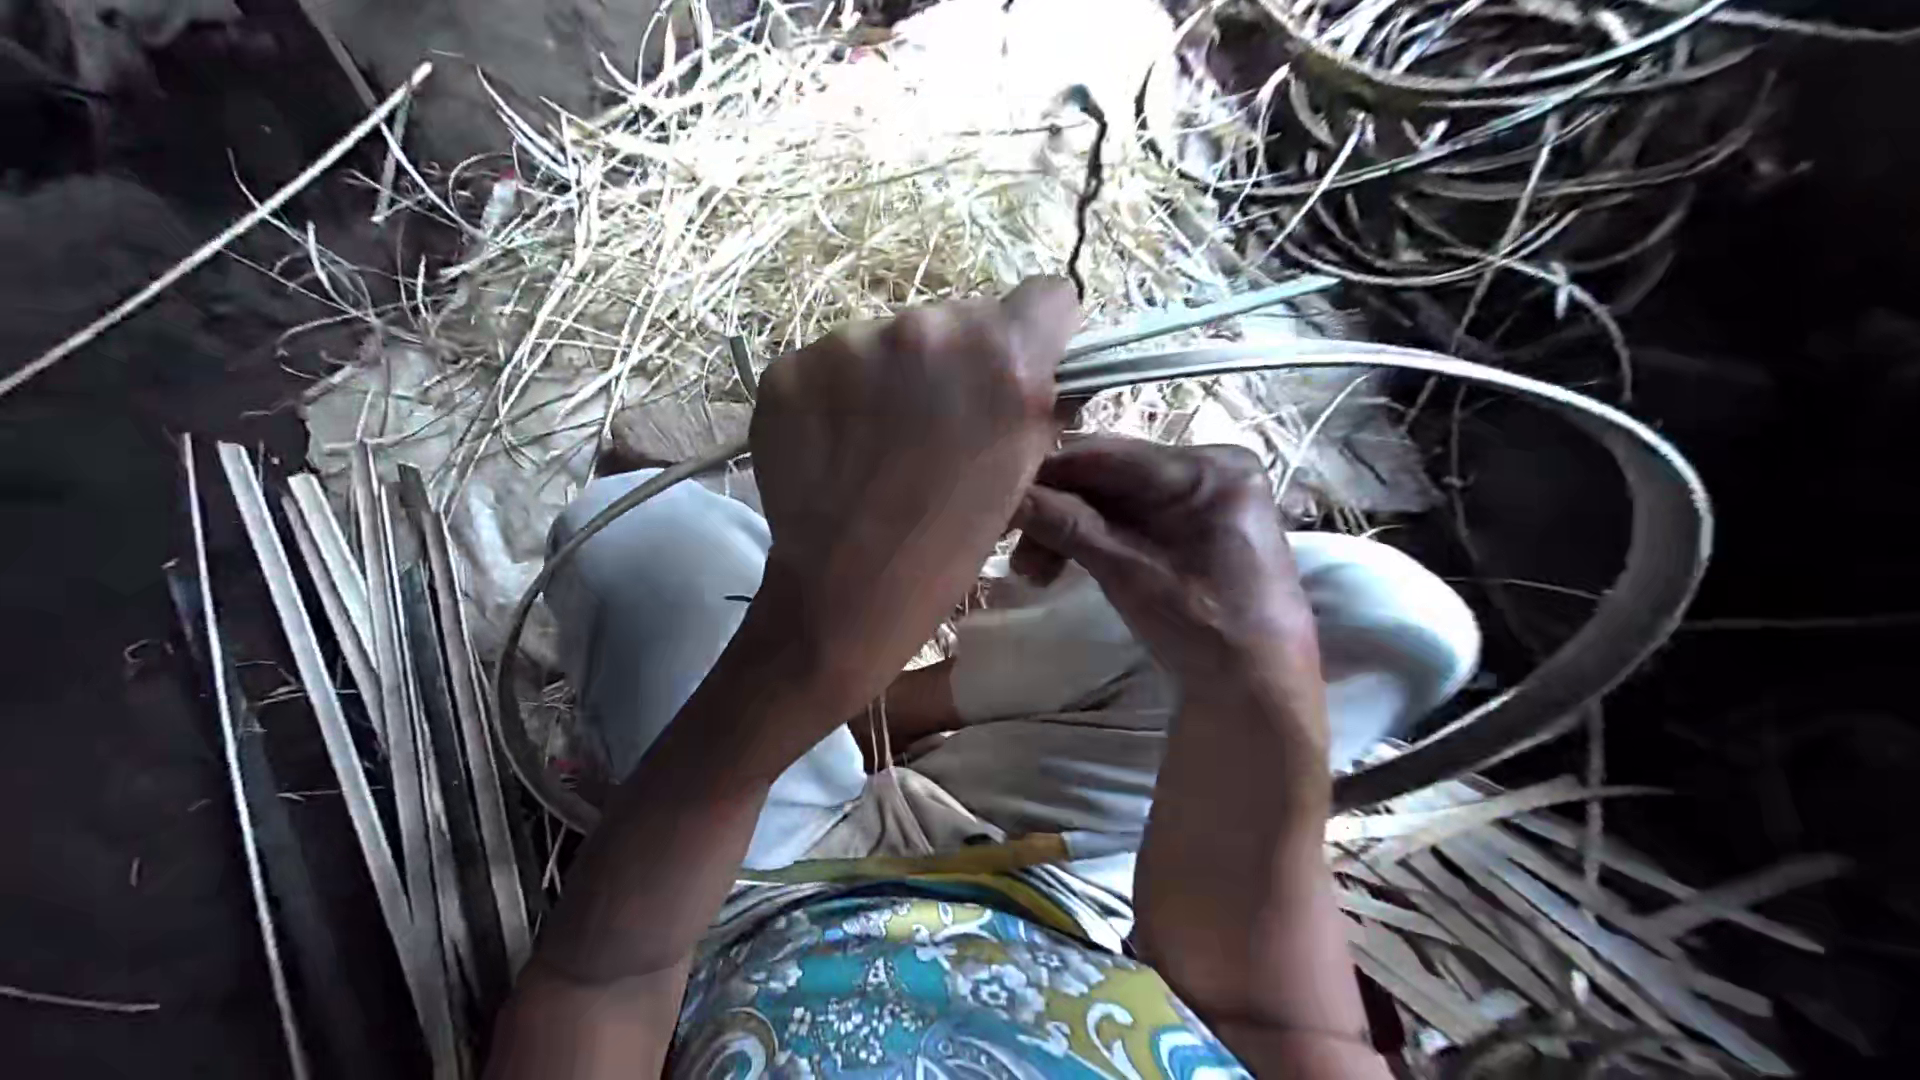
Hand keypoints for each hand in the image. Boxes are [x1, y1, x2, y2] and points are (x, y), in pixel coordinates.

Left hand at [749, 277, 1080, 711]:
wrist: (847, 588)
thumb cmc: (949, 542)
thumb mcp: (1022, 472)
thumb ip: (1038, 401)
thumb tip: (1040, 366)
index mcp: (1003, 357)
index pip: (1047, 295)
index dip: (1041, 332)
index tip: (1019, 366)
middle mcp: (929, 330)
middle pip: (960, 316)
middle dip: (958, 360)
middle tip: (936, 424)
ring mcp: (851, 342)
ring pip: (890, 337)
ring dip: (894, 374)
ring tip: (879, 442)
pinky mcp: (793, 366)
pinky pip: (832, 362)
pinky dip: (839, 393)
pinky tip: (838, 444)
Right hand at [1013, 437, 1321, 722]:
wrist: (1258, 693)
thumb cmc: (1206, 632)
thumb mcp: (1130, 575)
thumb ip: (1067, 528)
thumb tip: (1007, 498)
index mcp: (1210, 470)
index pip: (1109, 457)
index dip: (1048, 475)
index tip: (1002, 499)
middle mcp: (1211, 468)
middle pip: (1109, 476)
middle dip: (1057, 511)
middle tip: (1015, 553)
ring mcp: (1204, 497)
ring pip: (1114, 499)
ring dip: (1070, 529)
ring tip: (1034, 574)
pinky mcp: (1194, 525)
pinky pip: (1131, 517)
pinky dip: (1094, 538)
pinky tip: (1065, 564)